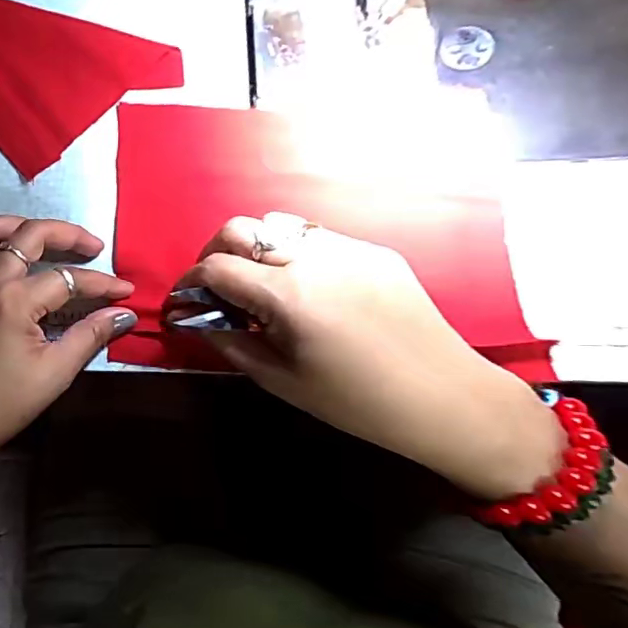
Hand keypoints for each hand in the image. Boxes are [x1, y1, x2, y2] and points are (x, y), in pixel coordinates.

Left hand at [0, 216, 136, 489]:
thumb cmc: (7, 402)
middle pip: (29, 236)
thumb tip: (125, 314)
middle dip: (67, 235)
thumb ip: (91, 335)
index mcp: (14, 299)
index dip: (102, 284)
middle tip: (94, 247)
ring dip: (15, 226)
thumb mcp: (56, 371)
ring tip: (41, 237)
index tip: (127, 292)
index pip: (68, 278)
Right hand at [177, 213, 562, 499]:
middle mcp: (314, 258)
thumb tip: (196, 319)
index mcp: (287, 296)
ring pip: (281, 224)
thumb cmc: (355, 402)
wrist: (442, 396)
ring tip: (263, 284)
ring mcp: (348, 248)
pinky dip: (297, 254)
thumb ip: (230, 342)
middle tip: (217, 286)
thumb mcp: (281, 380)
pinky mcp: (375, 251)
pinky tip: (309, 288)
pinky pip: (320, 238)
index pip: (216, 267)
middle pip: (242, 228)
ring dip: (257, 248)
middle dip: (216, 253)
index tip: (186, 300)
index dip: (190, 282)